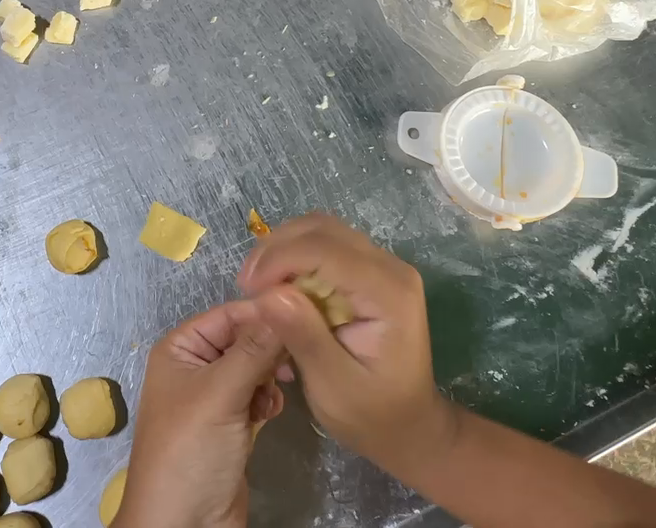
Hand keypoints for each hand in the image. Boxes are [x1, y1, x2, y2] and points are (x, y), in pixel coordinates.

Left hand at [118, 300, 285, 527]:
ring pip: (253, 368)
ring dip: (269, 377)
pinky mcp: (230, 424)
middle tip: (294, 363)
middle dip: (268, 348)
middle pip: (242, 340)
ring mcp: (213, 397)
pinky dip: (267, 399)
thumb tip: (283, 305)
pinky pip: (255, 396)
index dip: (262, 314)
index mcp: (180, 348)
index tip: (303, 316)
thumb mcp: (220, 394)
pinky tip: (271, 411)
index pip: (227, 315)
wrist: (184, 526)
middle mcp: (195, 366)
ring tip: (276, 393)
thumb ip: (253, 350)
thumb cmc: (191, 450)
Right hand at [236, 214, 459, 479]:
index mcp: (388, 293)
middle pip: (321, 230)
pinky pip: (323, 243)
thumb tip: (268, 295)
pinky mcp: (368, 268)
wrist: (408, 426)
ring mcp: (381, 264)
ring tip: (258, 283)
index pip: (325, 250)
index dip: (279, 260)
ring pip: (319, 229)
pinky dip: (293, 254)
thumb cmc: (371, 414)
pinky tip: (278, 282)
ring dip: (282, 248)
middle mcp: (389, 267)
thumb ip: (304, 338)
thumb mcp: (333, 387)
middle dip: (276, 249)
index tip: (247, 291)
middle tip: (246, 285)